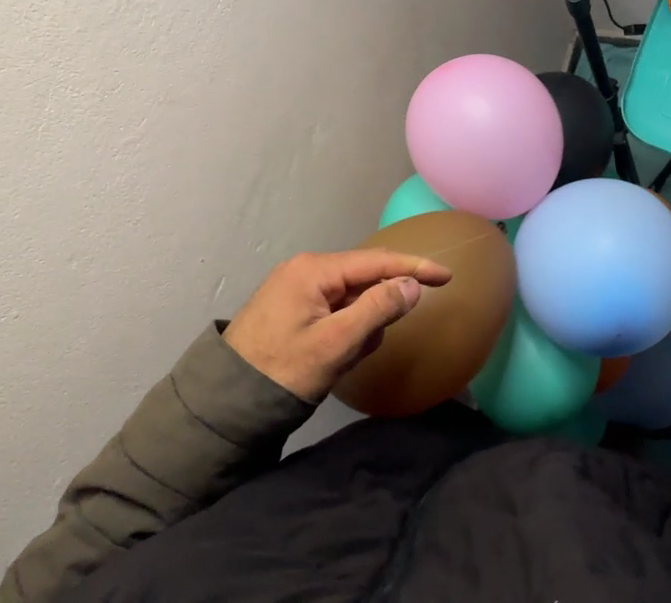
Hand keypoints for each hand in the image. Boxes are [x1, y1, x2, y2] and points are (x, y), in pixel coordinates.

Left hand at [221, 250, 451, 401]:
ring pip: (352, 297)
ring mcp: (296, 288)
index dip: (415, 268)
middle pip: (364, 278)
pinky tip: (334, 355)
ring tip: (344, 357)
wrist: (222, 408)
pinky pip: (335, 310)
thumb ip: (377, 309)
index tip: (448, 277)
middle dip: (378, 308)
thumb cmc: (282, 372)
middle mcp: (305, 270)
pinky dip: (345, 330)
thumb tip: (411, 286)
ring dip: (361, 325)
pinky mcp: (291, 308)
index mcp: (314, 271)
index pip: (378, 261)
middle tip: (372, 341)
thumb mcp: (336, 343)